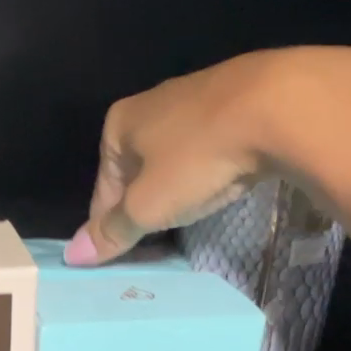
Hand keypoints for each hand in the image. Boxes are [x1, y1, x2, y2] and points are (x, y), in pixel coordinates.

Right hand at [65, 47, 350, 265]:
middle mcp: (151, 103)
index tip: (122, 254)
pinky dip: (207, 167)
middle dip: (143, 204)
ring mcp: (194, 95)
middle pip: (135, 170)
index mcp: (119, 124)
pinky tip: (221, 181)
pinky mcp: (235, 97)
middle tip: (158, 239)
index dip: (109, 226)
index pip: (102, 189)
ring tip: (191, 212)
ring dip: (176, 185)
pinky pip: (207, 143)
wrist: (279, 107)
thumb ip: (112, 231)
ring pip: (172, 155)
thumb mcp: (147, 206)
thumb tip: (72, 255)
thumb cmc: (196, 160)